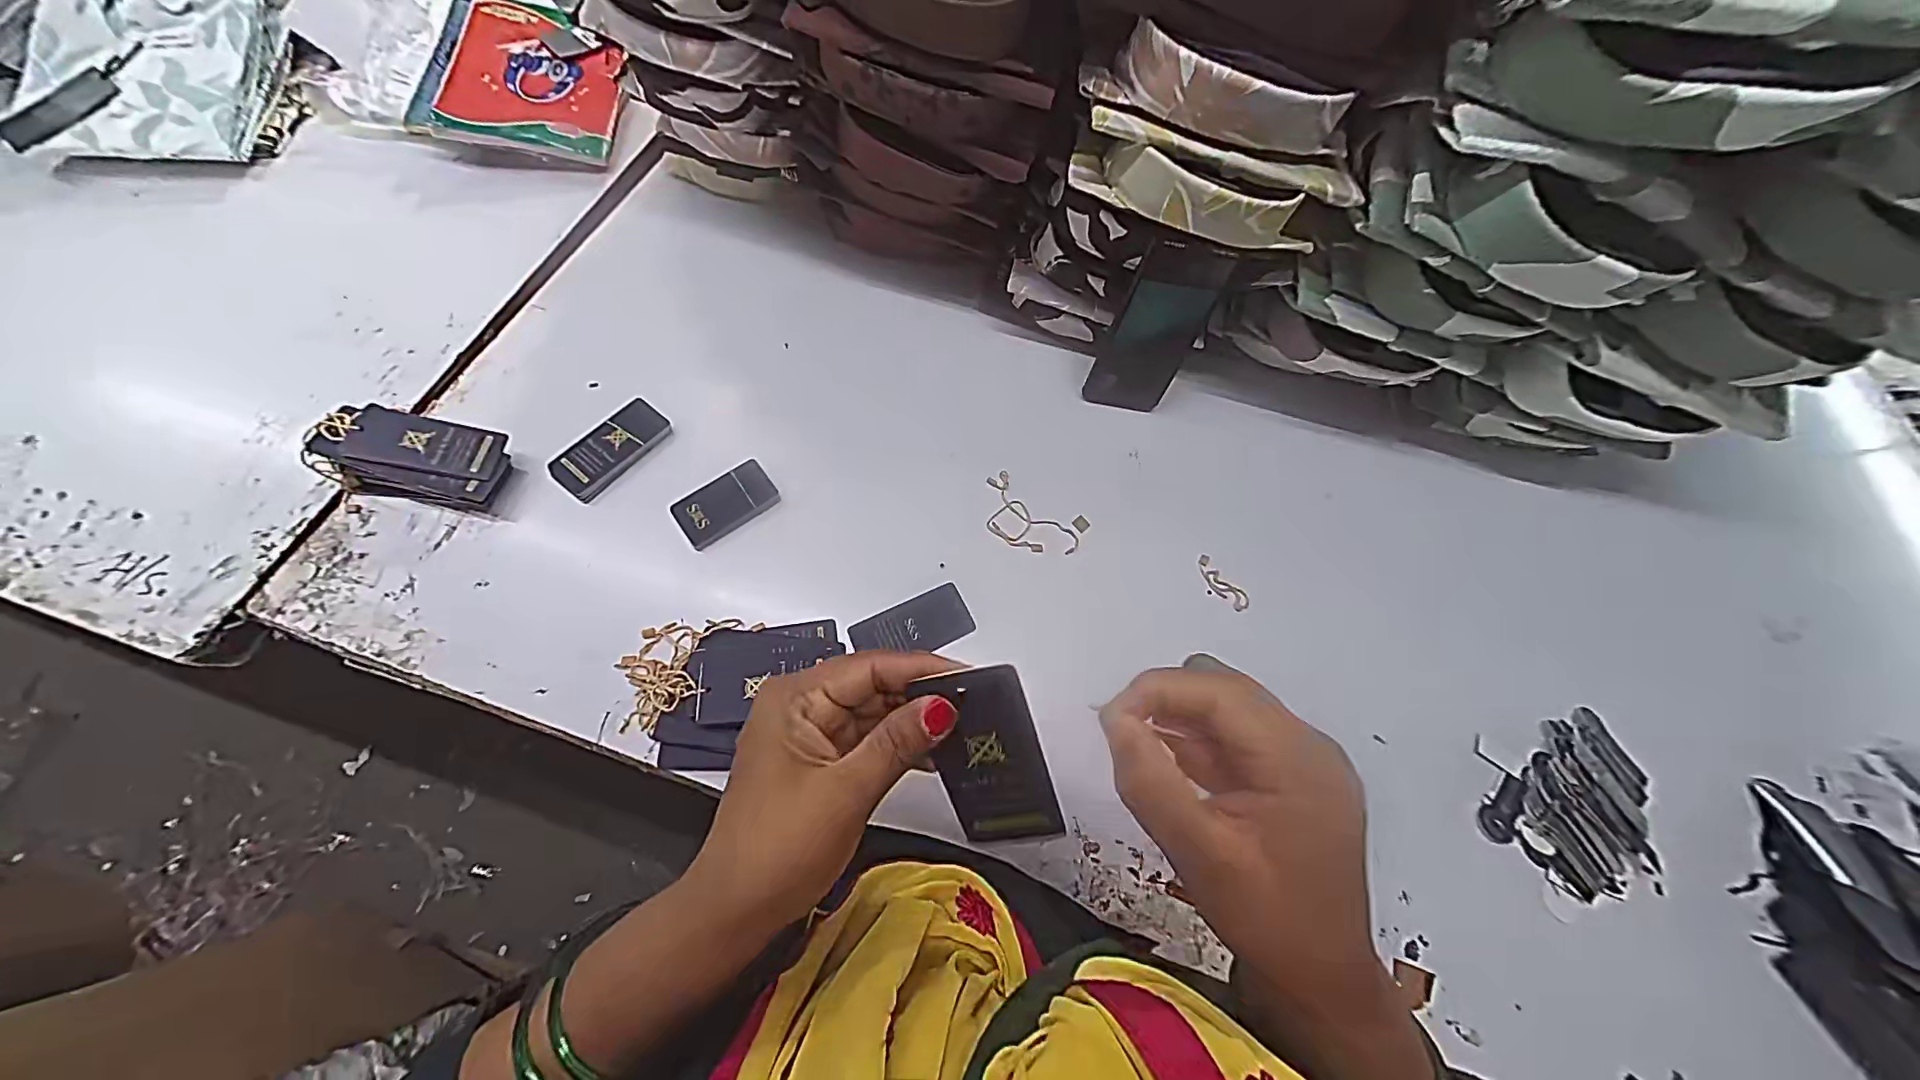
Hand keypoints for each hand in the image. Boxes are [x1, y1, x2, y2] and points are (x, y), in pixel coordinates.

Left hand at [683, 651, 959, 932]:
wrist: (736, 909)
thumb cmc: (776, 849)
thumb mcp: (845, 790)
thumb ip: (896, 742)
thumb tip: (941, 706)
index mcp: (795, 697)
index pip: (869, 666)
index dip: (920, 668)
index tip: (966, 676)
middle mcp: (801, 705)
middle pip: (873, 684)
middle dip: (920, 693)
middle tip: (972, 702)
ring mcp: (811, 732)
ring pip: (874, 710)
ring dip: (912, 720)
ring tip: (961, 725)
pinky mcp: (821, 758)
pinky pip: (868, 737)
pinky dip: (897, 743)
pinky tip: (930, 750)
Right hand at [1098, 655, 1431, 1079]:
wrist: (1323, 981)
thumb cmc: (1265, 920)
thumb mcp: (1198, 853)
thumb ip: (1151, 781)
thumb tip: (1115, 720)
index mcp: (1297, 758)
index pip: (1218, 691)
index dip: (1156, 690)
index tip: (1110, 720)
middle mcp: (1308, 744)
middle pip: (1224, 690)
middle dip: (1166, 700)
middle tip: (1124, 735)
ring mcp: (1305, 759)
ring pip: (1227, 708)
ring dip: (1180, 718)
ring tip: (1143, 752)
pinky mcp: (1294, 776)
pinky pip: (1236, 737)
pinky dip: (1198, 741)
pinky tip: (1171, 766)